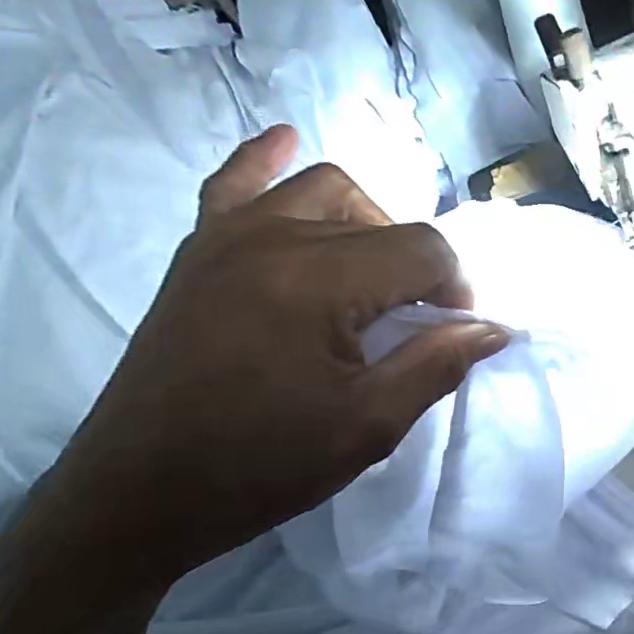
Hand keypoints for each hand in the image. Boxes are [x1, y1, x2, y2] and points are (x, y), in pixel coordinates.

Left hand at [13, 125, 508, 611]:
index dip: (455, 286)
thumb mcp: (367, 428)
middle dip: (417, 261)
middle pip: (378, 217)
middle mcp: (273, 237)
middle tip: (417, 317)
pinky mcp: (196, 250)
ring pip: (320, 187)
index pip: (421, 249)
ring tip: (372, 271)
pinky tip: (285, 142)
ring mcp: (226, 236)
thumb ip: (436, 366)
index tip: (454, 331)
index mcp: (318, 280)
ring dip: (365, 219)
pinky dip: (268, 161)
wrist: (140, 492)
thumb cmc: (259, 467)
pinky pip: (233, 182)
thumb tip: (493, 326)